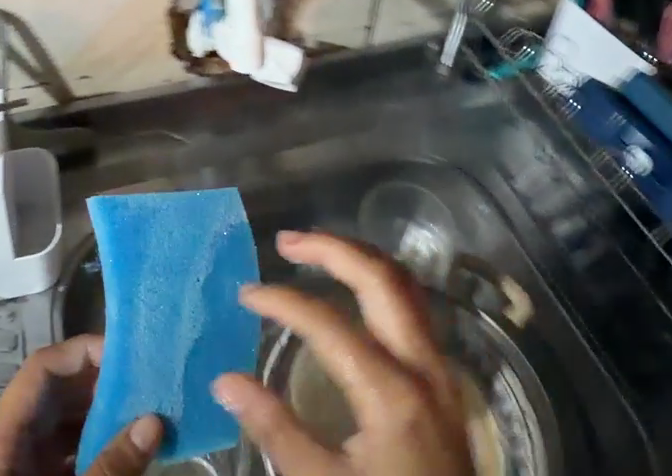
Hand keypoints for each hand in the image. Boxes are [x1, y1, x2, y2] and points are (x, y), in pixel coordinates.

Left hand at [0, 334, 163, 475]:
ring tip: (148, 412)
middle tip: (150, 382)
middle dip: (103, 384)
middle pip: (55, 392)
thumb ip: (109, 467)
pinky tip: (129, 450)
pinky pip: (65, 452)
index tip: (130, 355)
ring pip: (63, 423)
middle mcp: (4, 445)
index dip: (84, 352)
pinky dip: (96, 445)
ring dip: (104, 416)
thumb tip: (154, 421)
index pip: (41, 368)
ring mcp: (16, 468)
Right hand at [211, 231, 474, 475]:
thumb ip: (277, 430)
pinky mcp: (444, 381)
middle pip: (381, 279)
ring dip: (360, 258)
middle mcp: (423, 366)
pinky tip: (356, 288)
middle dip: (332, 249)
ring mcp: (441, 369)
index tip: (246, 294)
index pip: (330, 323)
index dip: (283, 301)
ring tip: (317, 249)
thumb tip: (226, 381)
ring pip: (405, 286)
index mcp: (391, 392)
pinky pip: (414, 308)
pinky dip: (381, 282)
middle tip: (286, 241)